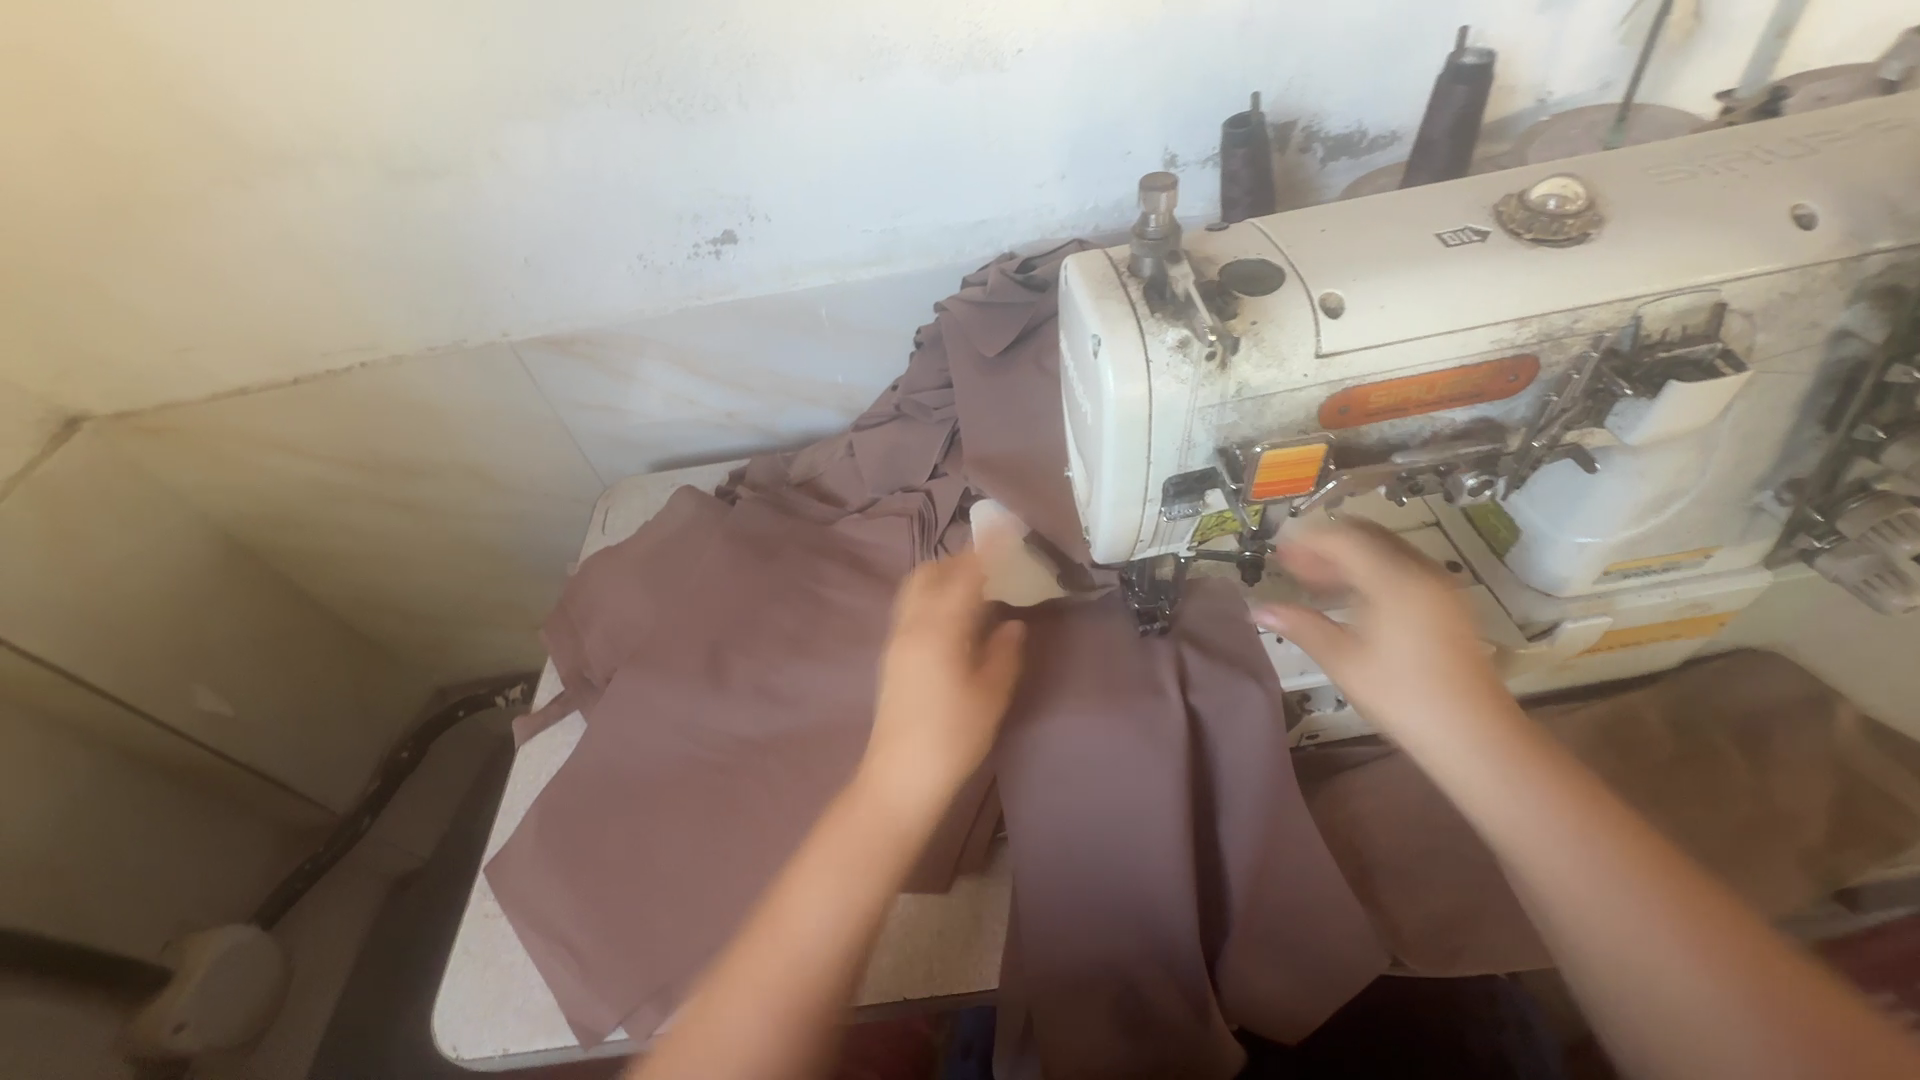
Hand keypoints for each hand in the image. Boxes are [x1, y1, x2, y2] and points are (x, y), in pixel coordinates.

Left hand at [860, 553, 1026, 812]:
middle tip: (993, 563)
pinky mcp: (892, 656)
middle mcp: (912, 624)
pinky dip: (934, 597)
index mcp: (939, 628)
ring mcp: (896, 639)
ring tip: (977, 588)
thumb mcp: (992, 694)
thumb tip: (1012, 624)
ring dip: (943, 577)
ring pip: (916, 589)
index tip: (1008, 527)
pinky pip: (912, 608)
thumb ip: (1005, 652)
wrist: (901, 775)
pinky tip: (956, 618)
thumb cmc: (953, 736)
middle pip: (930, 572)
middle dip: (960, 559)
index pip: (965, 573)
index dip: (988, 548)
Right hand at [1252, 520, 1519, 747]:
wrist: (1473, 732)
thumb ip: (1301, 626)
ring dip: (1348, 559)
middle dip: (1327, 546)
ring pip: (1385, 551)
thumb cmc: (1401, 696)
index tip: (1277, 555)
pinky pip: (1402, 569)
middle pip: (1367, 537)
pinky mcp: (1447, 603)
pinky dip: (1370, 572)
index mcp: (1394, 579)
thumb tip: (1257, 609)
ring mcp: (1439, 586)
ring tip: (1314, 584)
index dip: (1307, 541)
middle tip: (1292, 567)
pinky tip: (1350, 600)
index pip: (1343, 538)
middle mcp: (1420, 571)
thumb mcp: (1342, 660)